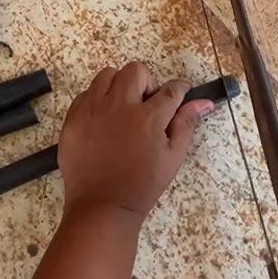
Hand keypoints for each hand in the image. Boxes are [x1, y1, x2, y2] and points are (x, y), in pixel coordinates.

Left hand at [57, 63, 212, 225]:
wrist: (102, 207)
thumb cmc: (142, 185)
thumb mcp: (172, 158)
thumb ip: (186, 124)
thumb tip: (204, 102)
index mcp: (148, 118)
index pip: (170, 89)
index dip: (179, 89)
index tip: (179, 93)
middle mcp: (119, 106)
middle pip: (136, 71)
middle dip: (146, 83)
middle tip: (146, 104)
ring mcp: (92, 110)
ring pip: (107, 75)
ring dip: (119, 85)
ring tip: (122, 108)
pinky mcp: (73, 118)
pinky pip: (86, 94)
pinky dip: (96, 101)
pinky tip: (102, 120)